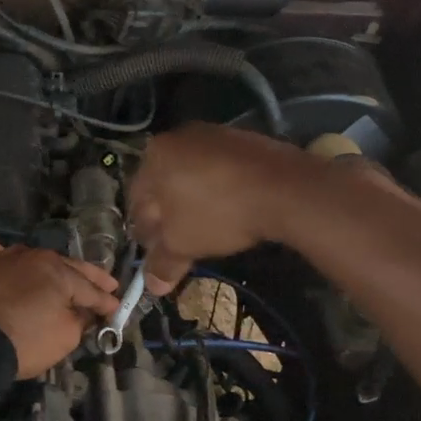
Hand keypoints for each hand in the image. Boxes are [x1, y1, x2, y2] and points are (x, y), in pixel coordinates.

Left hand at [0, 242, 120, 377]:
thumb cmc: (24, 340)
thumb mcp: (64, 337)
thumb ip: (80, 320)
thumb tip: (84, 312)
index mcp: (58, 271)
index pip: (90, 288)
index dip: (106, 301)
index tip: (116, 309)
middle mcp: (32, 256)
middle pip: (66, 266)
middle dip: (89, 277)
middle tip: (108, 283)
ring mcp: (2, 258)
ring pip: (33, 259)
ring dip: (50, 268)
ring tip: (61, 275)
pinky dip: (9, 263)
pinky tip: (10, 265)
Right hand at [128, 123, 317, 294]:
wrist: (284, 188)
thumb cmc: (219, 213)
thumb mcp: (184, 244)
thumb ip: (162, 263)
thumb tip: (151, 286)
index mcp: (154, 155)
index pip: (136, 200)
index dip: (145, 233)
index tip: (159, 253)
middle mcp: (178, 137)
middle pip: (164, 185)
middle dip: (171, 216)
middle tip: (183, 243)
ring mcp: (214, 135)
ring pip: (193, 177)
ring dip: (196, 203)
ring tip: (210, 228)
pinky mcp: (244, 140)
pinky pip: (221, 170)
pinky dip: (221, 190)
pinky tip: (233, 209)